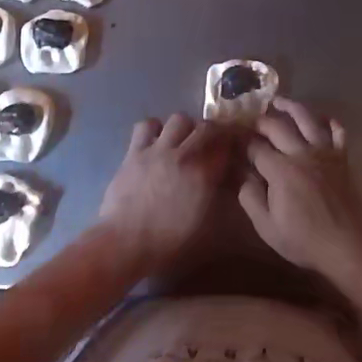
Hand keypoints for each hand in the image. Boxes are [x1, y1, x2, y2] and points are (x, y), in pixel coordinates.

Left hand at [97, 113, 232, 274]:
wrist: (127, 243)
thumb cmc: (170, 241)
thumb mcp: (206, 223)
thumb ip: (217, 195)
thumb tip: (224, 178)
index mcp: (205, 174)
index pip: (227, 145)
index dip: (233, 143)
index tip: (234, 147)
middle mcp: (184, 155)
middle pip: (206, 127)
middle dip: (213, 132)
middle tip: (210, 143)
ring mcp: (157, 150)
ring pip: (179, 119)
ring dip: (185, 127)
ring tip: (183, 140)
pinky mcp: (135, 152)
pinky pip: (146, 125)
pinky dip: (155, 128)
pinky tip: (156, 141)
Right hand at [238, 99, 361, 278]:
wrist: (346, 247)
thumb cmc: (303, 240)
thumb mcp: (266, 226)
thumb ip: (250, 196)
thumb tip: (241, 174)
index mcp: (280, 170)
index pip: (254, 147)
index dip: (240, 141)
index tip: (230, 137)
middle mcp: (302, 153)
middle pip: (277, 126)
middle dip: (259, 120)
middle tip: (248, 119)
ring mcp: (325, 153)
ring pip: (307, 119)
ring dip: (291, 107)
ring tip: (277, 101)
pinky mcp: (342, 159)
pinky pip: (338, 131)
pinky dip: (329, 121)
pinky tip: (321, 118)